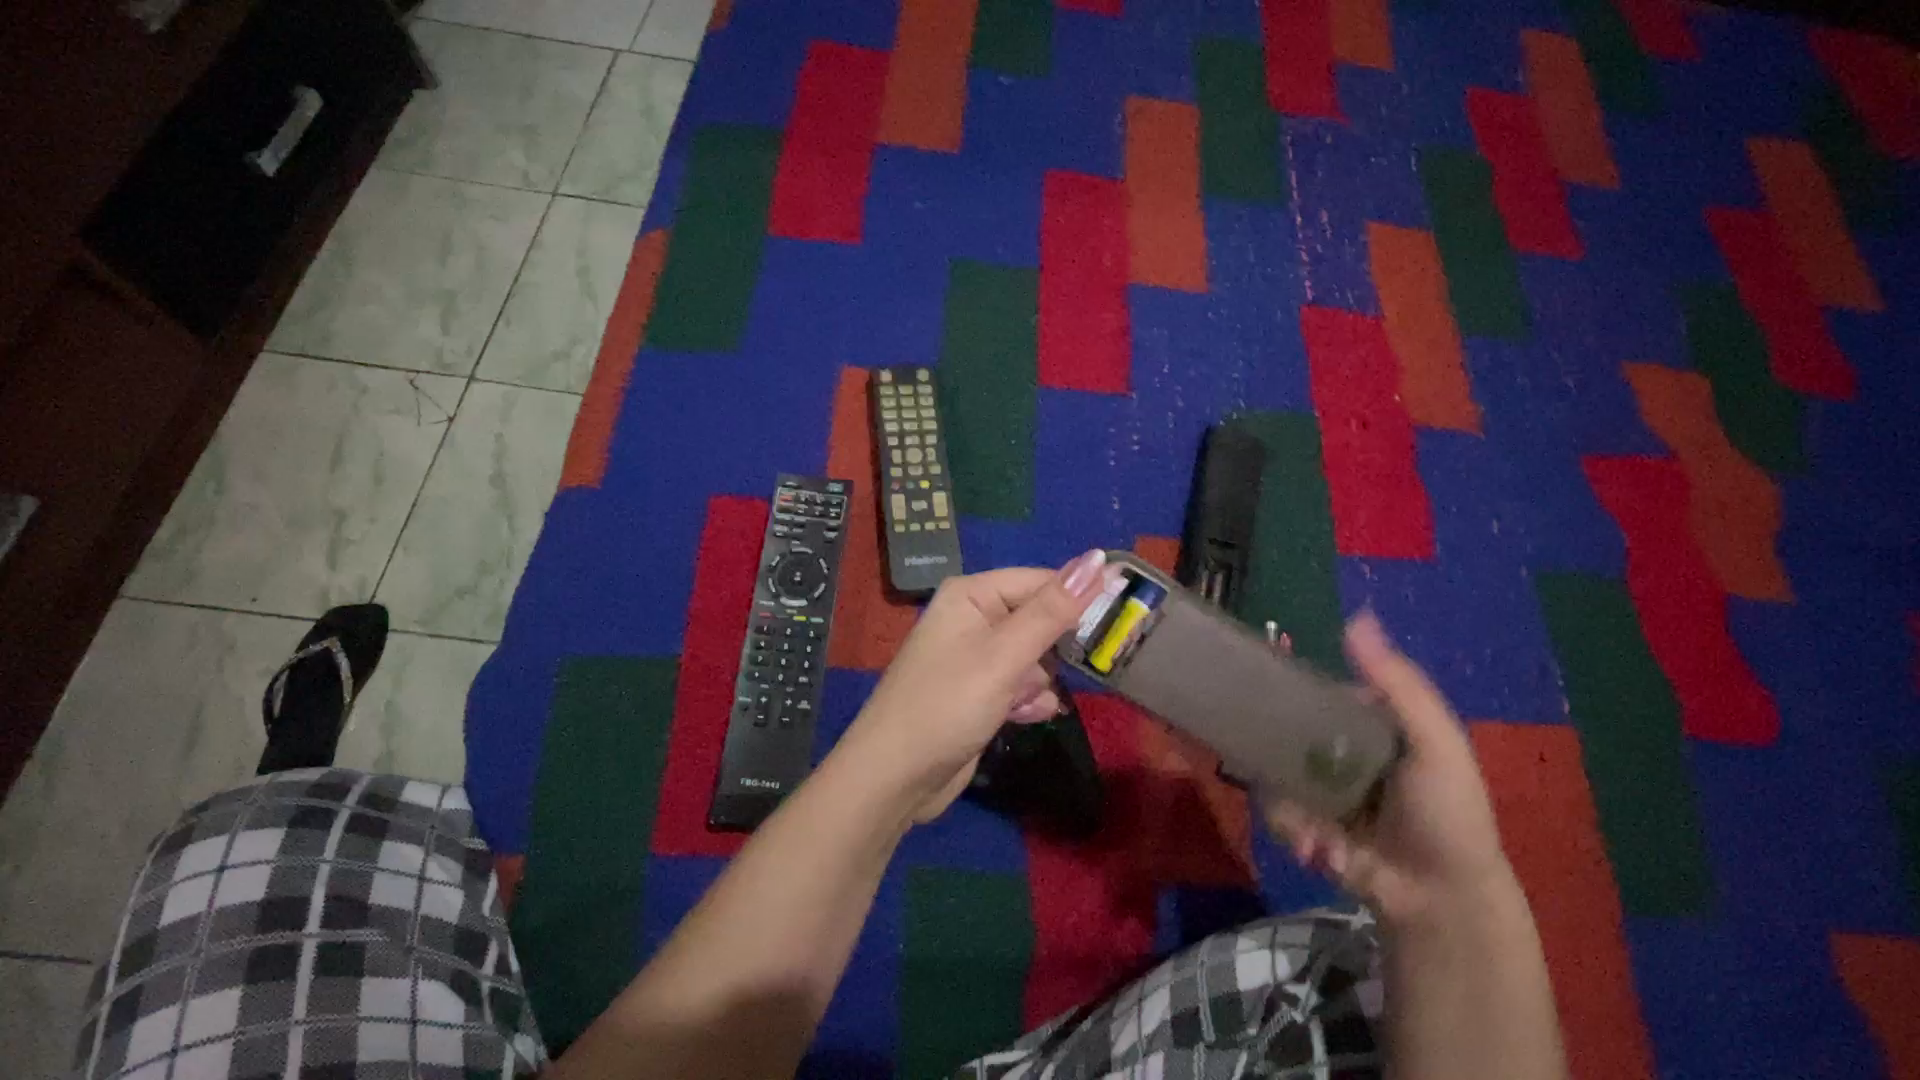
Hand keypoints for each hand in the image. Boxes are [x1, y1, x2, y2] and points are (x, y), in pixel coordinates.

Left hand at [833, 550, 1115, 822]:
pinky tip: (1025, 716)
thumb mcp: (1004, 655)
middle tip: (1090, 665)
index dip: (1079, 599)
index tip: (1120, 622)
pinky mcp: (978, 695)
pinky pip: (1019, 686)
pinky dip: (1027, 700)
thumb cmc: (948, 705)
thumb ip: (1053, 610)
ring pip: (1033, 657)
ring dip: (1041, 680)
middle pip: (1039, 618)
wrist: (895, 778)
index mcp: (971, 595)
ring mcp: (973, 659)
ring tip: (1030, 699)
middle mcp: (971, 619)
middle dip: (1058, 647)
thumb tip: (1100, 558)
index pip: (1041, 581)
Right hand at [1263, 613, 1516, 927]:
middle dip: (1278, 759)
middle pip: (1285, 735)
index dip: (1291, 694)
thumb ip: (1398, 684)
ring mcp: (1322, 792)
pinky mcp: (1308, 828)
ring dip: (1290, 808)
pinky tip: (1319, 851)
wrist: (1442, 899)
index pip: (1318, 694)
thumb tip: (1356, 617)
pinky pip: (1279, 816)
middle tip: (1280, 774)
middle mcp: (1340, 752)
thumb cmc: (1447, 813)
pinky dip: (1293, 833)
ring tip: (1316, 834)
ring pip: (1275, 776)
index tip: (1267, 697)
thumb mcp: (1434, 742)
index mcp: (1370, 724)